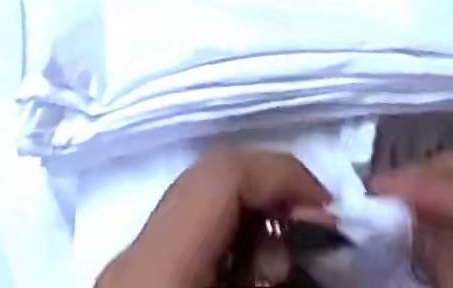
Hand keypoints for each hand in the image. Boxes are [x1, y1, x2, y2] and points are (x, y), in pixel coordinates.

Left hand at [98, 149, 331, 287]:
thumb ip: (282, 267)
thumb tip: (323, 221)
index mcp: (154, 265)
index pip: (220, 175)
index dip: (282, 175)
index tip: (330, 206)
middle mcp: (128, 254)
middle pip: (206, 183)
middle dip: (269, 195)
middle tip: (313, 234)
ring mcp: (122, 267)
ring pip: (193, 209)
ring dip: (248, 222)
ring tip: (280, 265)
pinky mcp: (129, 281)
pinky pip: (181, 238)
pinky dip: (223, 245)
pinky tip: (248, 275)